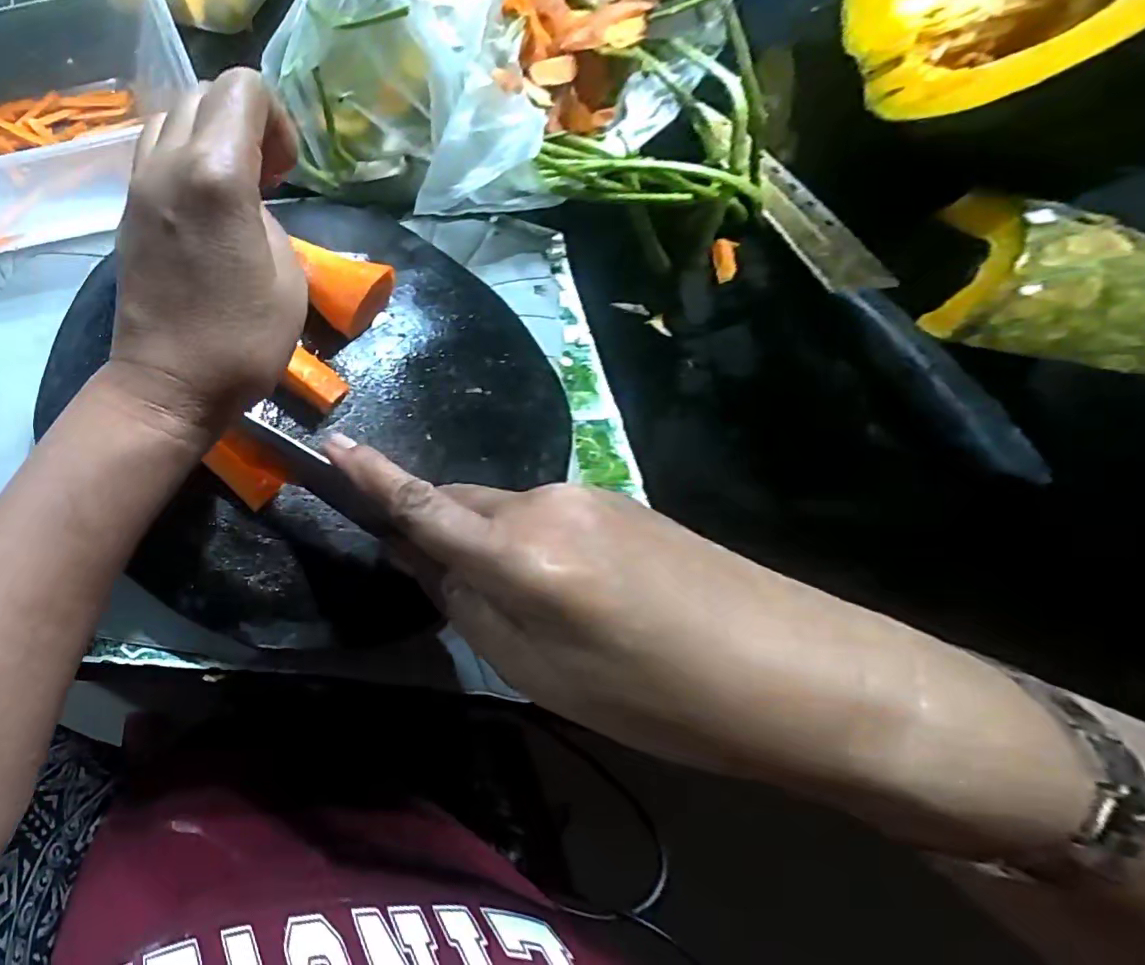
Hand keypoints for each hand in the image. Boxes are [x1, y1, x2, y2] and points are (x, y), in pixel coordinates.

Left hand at [105, 68, 306, 446]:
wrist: (167, 387)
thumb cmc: (240, 342)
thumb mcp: (289, 275)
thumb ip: (268, 214)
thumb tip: (245, 202)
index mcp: (215, 174)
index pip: (242, 86)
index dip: (275, 120)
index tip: (281, 175)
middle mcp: (167, 166)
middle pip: (203, 93)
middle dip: (241, 121)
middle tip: (260, 178)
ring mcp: (138, 189)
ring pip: (170, 118)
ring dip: (206, 137)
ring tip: (228, 187)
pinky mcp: (125, 215)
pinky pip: (152, 155)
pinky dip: (180, 159)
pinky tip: (200, 207)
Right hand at [327, 439, 1096, 860]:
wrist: (813, 678)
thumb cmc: (660, 698)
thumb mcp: (542, 672)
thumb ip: (468, 604)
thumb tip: (421, 558)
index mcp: (521, 554)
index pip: (424, 506)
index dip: (371, 478)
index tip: (331, 446)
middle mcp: (545, 504)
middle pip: (461, 506)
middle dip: (441, 535)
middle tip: (455, 594)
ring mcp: (588, 494)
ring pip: (503, 513)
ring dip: (491, 547)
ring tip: (533, 611)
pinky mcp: (619, 501)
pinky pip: (543, 516)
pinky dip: (530, 545)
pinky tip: (573, 594)